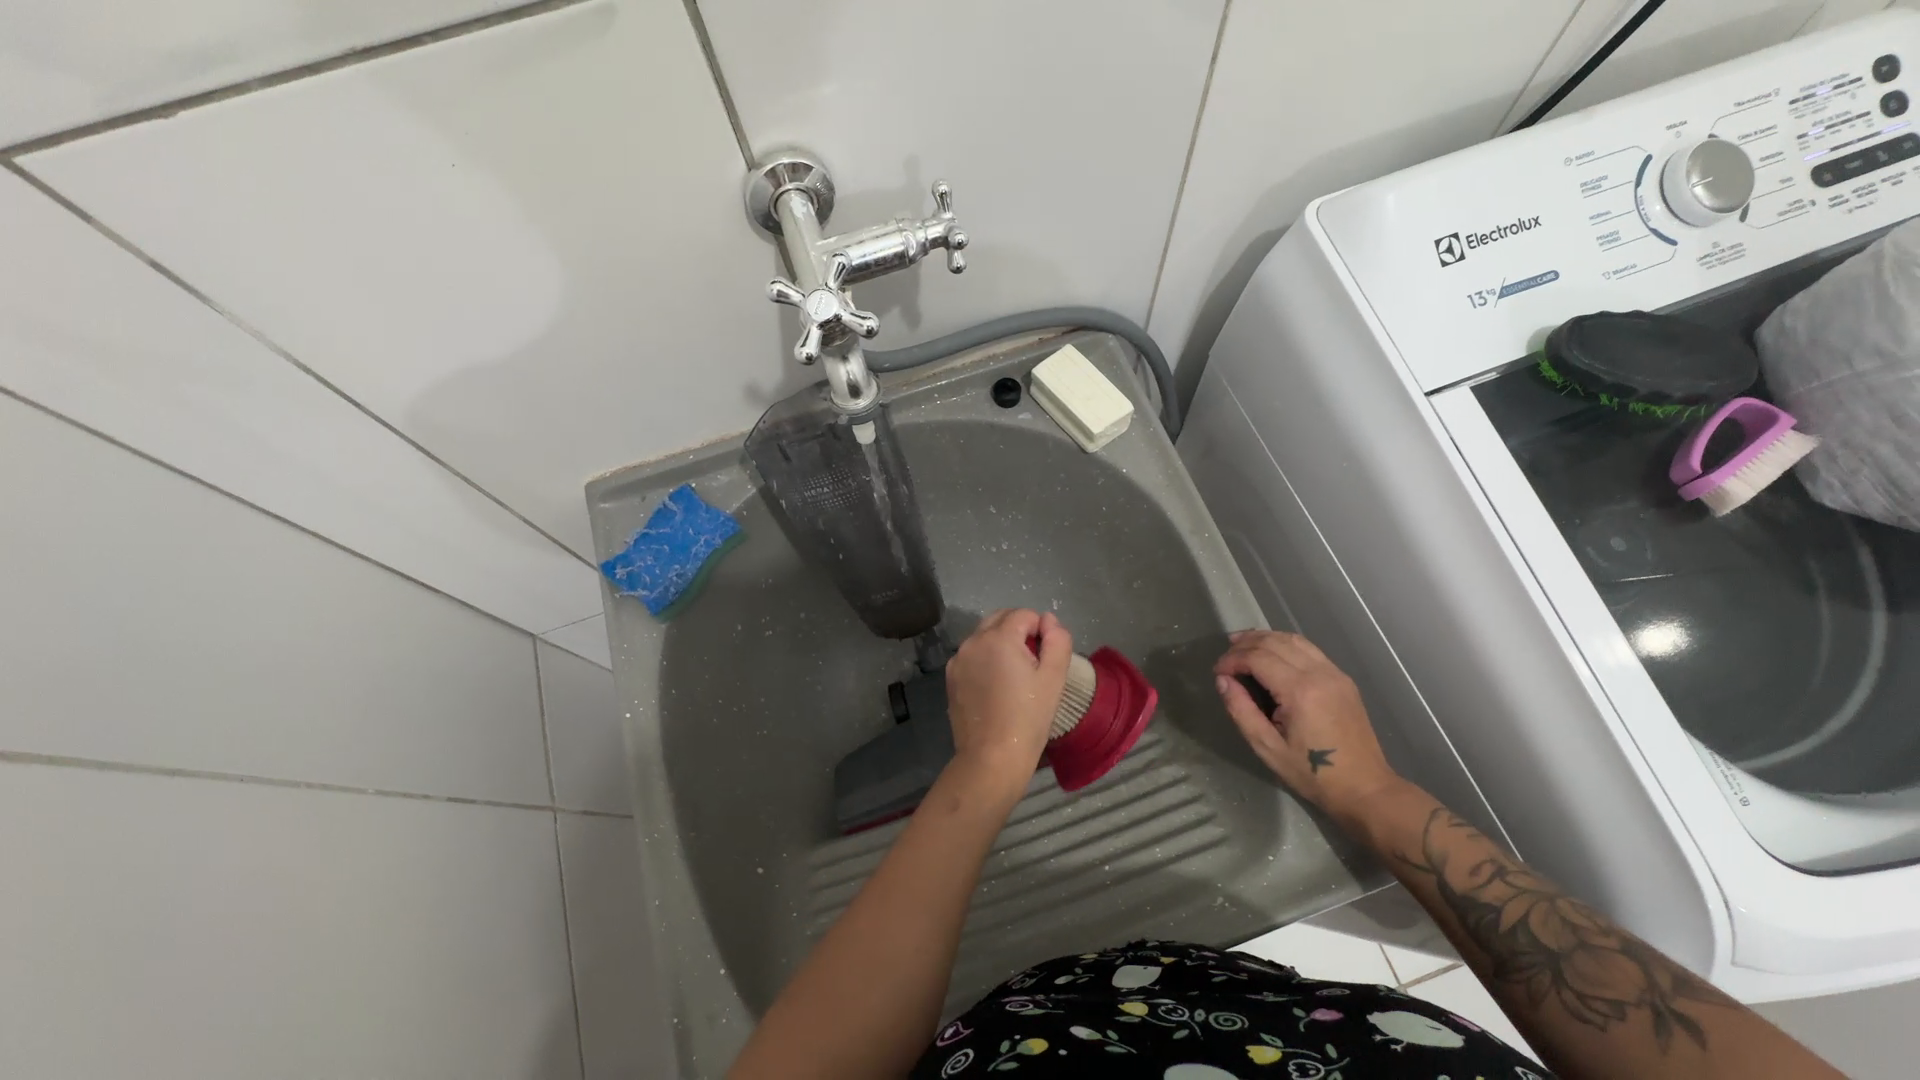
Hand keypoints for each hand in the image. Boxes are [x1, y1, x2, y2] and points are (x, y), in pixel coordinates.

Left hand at [945, 610, 1072, 790]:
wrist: (992, 757)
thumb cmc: (1028, 717)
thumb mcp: (1054, 678)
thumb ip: (1057, 641)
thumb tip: (1049, 620)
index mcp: (998, 637)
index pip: (1024, 614)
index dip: (1041, 630)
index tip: (1046, 658)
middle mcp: (972, 641)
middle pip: (1000, 619)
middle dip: (1019, 631)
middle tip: (1033, 664)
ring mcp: (958, 660)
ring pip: (984, 637)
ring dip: (1001, 644)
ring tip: (1015, 677)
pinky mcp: (950, 678)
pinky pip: (972, 657)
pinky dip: (985, 661)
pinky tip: (995, 688)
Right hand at [1213, 630, 1400, 814]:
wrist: (1364, 787)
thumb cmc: (1313, 774)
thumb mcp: (1267, 747)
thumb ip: (1241, 710)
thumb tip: (1223, 681)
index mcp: (1300, 691)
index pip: (1257, 658)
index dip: (1232, 660)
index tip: (1217, 672)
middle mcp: (1319, 673)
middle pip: (1275, 642)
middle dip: (1245, 644)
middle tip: (1225, 656)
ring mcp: (1335, 674)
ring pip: (1294, 640)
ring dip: (1265, 639)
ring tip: (1242, 645)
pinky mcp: (1343, 679)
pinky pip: (1310, 650)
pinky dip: (1285, 645)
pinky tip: (1272, 654)